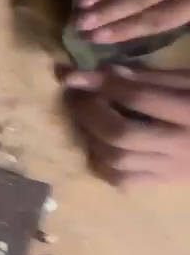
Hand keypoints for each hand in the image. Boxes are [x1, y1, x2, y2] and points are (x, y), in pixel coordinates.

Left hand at [64, 67, 189, 185]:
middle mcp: (186, 144)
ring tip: (92, 121)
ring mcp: (177, 168)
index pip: (140, 98)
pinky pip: (122, 179)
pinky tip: (104, 146)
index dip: (103, 85)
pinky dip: (103, 163)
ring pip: (115, 158)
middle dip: (88, 112)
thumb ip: (149, 78)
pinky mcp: (168, 182)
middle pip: (119, 133)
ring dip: (92, 137)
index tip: (75, 76)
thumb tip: (99, 72)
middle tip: (78, 98)